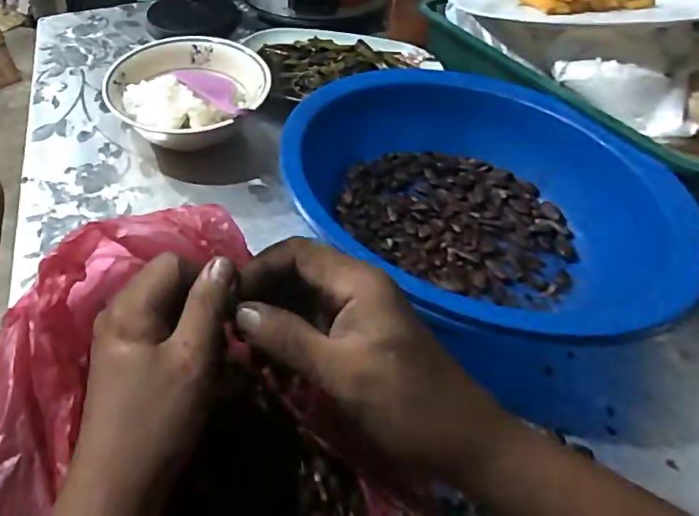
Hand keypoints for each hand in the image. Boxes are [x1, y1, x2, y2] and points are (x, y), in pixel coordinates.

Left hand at [57, 253, 235, 514]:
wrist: (116, 492)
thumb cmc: (156, 421)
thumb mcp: (192, 360)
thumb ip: (207, 304)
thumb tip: (222, 260)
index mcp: (127, 303)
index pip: (173, 261)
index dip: (206, 276)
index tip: (232, 308)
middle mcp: (115, 310)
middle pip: (166, 282)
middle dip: (200, 301)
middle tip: (225, 336)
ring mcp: (114, 336)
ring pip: (163, 307)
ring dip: (192, 323)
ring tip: (212, 356)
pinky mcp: (119, 360)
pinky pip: (154, 330)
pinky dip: (178, 340)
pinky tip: (192, 369)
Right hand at [234, 238, 518, 484]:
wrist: (469, 445)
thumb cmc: (406, 403)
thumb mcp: (342, 372)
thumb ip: (289, 337)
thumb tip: (238, 310)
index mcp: (356, 279)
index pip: (295, 251)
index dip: (259, 267)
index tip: (229, 296)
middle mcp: (355, 284)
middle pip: (296, 272)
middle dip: (263, 294)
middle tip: (232, 324)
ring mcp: (359, 310)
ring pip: (302, 298)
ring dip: (274, 318)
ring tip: (249, 349)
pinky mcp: (359, 335)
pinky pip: (314, 323)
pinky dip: (291, 337)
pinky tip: (274, 363)